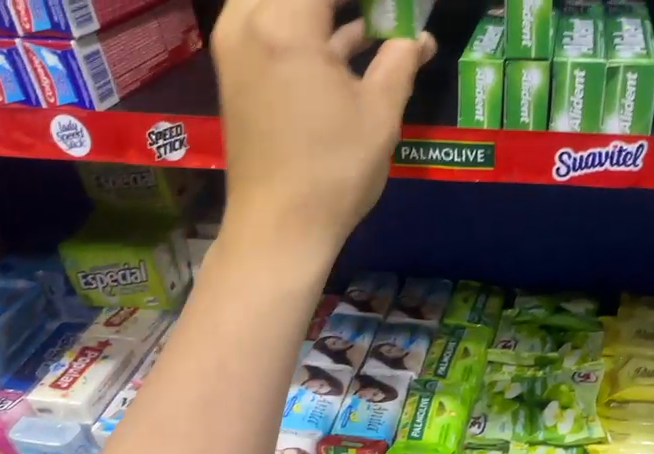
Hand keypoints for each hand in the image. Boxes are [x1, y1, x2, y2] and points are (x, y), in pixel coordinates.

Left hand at [211, 0, 434, 260]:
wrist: (279, 229)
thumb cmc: (333, 173)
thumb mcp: (379, 115)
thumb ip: (399, 61)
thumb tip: (418, 37)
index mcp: (285, 23)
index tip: (396, 9)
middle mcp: (247, 20)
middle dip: (342, 3)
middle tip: (383, 17)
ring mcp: (235, 46)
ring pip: (279, 1)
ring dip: (323, 11)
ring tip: (373, 24)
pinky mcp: (236, 72)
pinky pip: (269, 23)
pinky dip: (306, 24)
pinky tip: (350, 42)